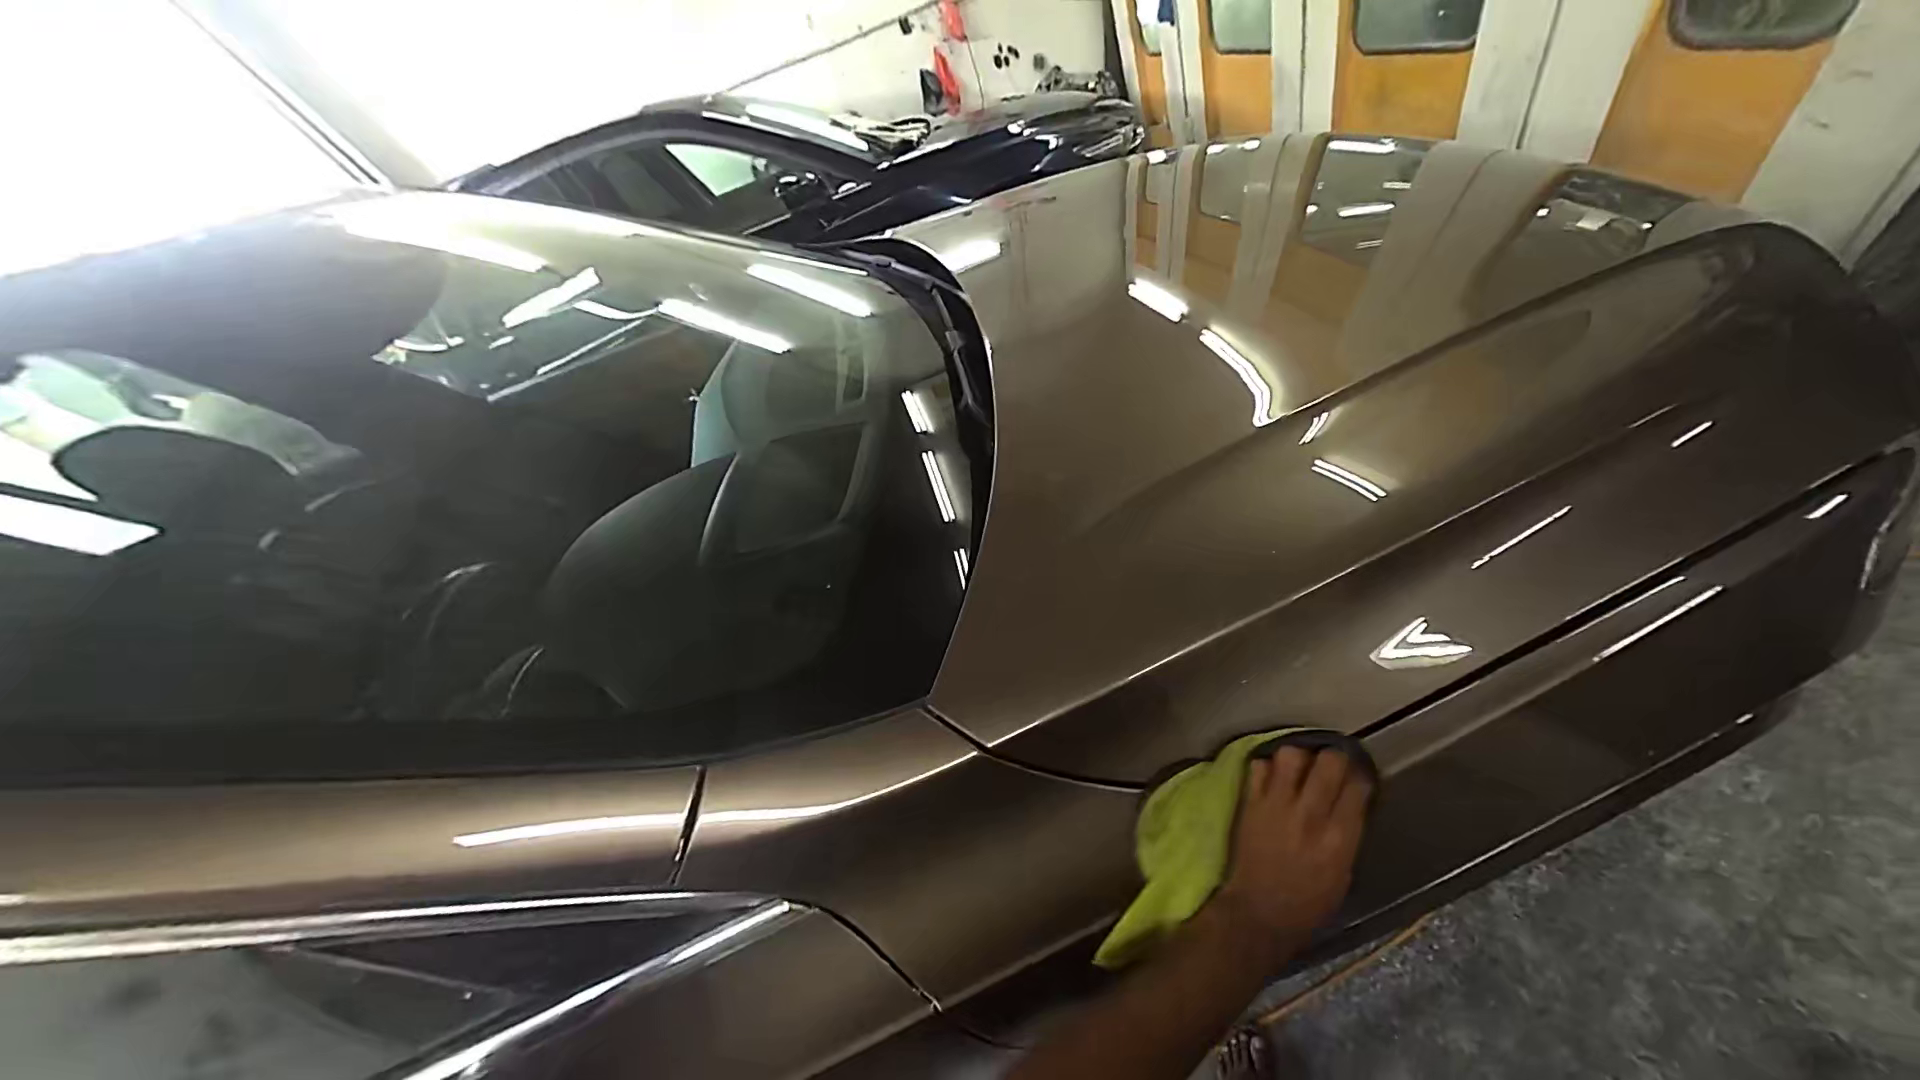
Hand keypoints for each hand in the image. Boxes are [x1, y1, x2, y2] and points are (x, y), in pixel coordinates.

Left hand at [1212, 747, 1372, 961]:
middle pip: (1328, 763)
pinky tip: (1272, 776)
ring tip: (1299, 766)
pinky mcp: (1250, 802)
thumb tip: (1350, 802)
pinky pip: (1259, 766)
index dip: (1359, 775)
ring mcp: (1277, 804)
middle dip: (1333, 757)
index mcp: (1340, 837)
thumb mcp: (1343, 871)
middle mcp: (1310, 814)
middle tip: (1331, 762)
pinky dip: (1267, 766)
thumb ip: (1347, 833)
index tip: (1357, 774)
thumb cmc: (1309, 900)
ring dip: (1298, 756)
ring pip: (1290, 755)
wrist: (1261, 909)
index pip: (1357, 787)